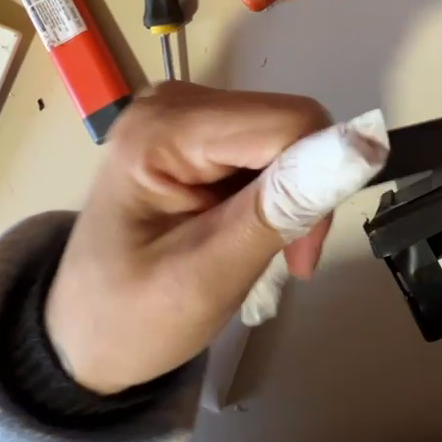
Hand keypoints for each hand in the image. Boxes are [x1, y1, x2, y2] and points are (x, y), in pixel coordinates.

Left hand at [44, 83, 386, 394]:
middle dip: (305, 191)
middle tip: (286, 257)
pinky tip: (251, 226)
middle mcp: (175, 101)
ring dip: (294, 194)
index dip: (320, 179)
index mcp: (163, 129)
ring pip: (288, 134)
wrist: (79, 339)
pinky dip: (277, 190)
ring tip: (264, 250)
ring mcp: (186, 111)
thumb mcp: (209, 274)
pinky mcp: (199, 128)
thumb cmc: (131, 319)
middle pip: (290, 124)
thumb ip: (282, 207)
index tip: (304, 252)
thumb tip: (362, 148)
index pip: (289, 123)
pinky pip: (270, 145)